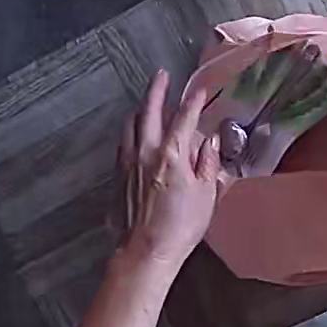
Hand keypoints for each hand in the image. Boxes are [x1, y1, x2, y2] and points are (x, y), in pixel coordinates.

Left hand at [117, 69, 222, 266]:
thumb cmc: (180, 227)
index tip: (201, 90)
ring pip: (131, 124)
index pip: (184, 118)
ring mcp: (129, 162)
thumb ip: (207, 164)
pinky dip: (130, 130)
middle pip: (149, 111)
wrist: (145, 250)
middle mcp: (146, 152)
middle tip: (162, 75)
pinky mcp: (118, 174)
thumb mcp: (206, 195)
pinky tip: (134, 132)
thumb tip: (207, 142)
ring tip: (147, 102)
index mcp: (171, 155)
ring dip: (140, 109)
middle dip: (157, 90)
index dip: (194, 102)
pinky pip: (123, 142)